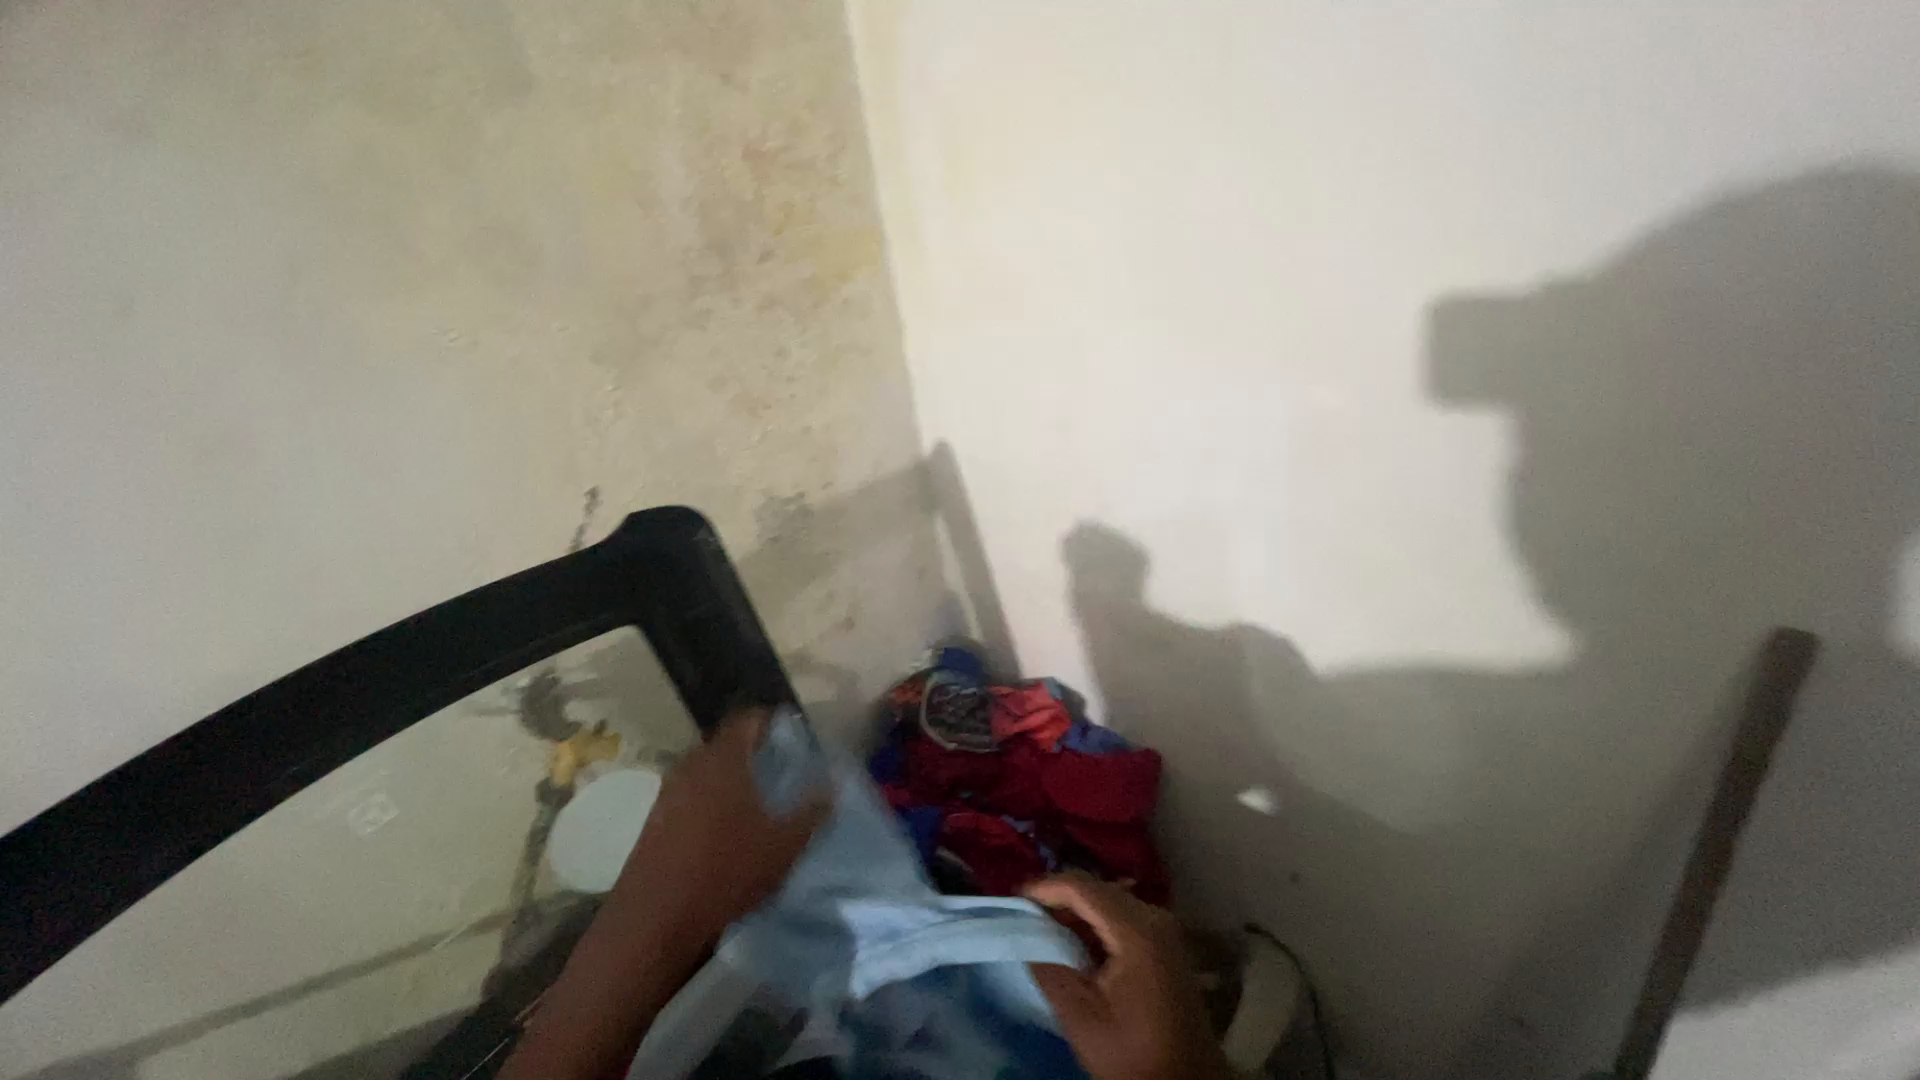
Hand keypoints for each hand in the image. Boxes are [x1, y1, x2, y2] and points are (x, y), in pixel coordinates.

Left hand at [610, 706, 832, 948]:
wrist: (655, 919)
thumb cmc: (726, 871)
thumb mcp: (783, 846)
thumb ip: (811, 812)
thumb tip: (832, 786)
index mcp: (724, 759)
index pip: (748, 720)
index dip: (771, 722)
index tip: (792, 735)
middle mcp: (692, 765)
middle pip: (725, 744)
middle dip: (751, 751)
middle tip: (779, 767)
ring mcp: (667, 792)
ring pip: (705, 771)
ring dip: (728, 778)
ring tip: (755, 799)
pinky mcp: (653, 821)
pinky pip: (689, 795)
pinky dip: (708, 800)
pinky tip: (724, 828)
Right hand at [1027, 875, 1231, 1079]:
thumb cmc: (1133, 1055)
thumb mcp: (1081, 1017)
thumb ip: (1049, 968)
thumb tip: (1025, 933)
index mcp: (1137, 932)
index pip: (1082, 888)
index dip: (1045, 887)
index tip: (1014, 898)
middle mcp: (1155, 917)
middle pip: (1097, 888)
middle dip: (1058, 897)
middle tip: (1025, 915)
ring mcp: (1164, 928)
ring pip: (1109, 899)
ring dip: (1076, 910)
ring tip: (1043, 927)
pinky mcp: (1165, 942)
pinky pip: (1123, 914)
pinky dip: (1095, 921)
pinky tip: (1075, 941)